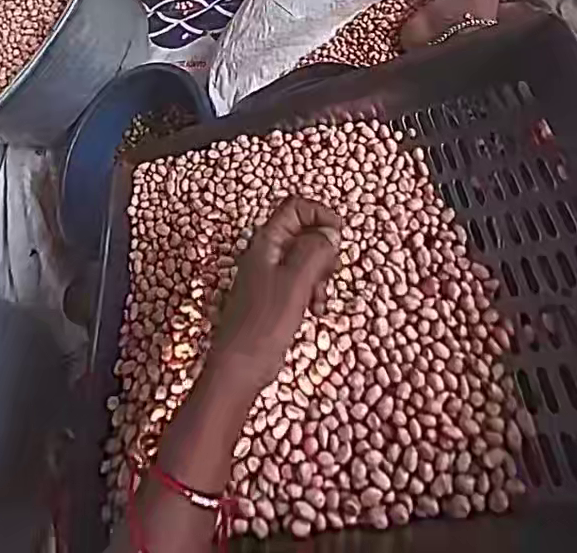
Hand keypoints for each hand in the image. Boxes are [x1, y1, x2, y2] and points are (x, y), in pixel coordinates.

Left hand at [209, 196, 340, 391]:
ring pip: (305, 258)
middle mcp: (267, 253)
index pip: (296, 207)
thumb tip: (331, 233)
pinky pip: (301, 281)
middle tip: (329, 270)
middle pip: (304, 231)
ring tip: (320, 296)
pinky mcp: (275, 296)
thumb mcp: (296, 282)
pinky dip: (313, 290)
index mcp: (267, 241)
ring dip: (321, 273)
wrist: (238, 370)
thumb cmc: (262, 326)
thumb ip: (315, 251)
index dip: (321, 214)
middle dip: (323, 248)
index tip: (338, 235)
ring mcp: (269, 275)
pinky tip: (315, 309)